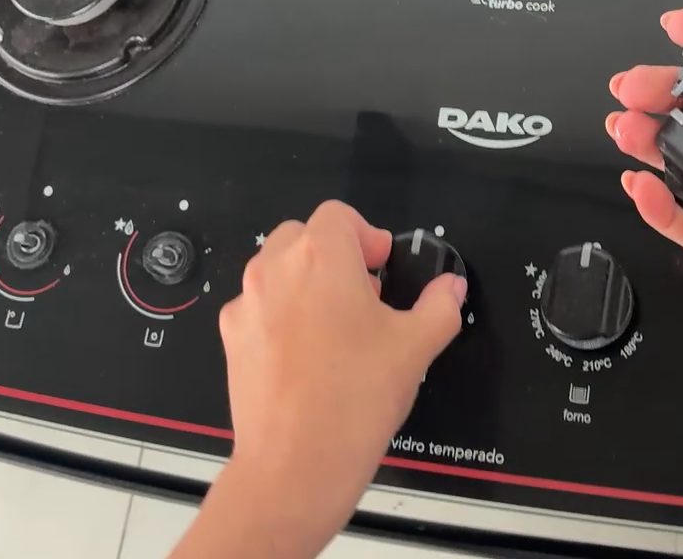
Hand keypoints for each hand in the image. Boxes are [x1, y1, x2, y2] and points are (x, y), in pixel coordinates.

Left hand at [204, 200, 465, 555]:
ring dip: (306, 278)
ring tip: (334, 323)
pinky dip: (280, 311)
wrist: (293, 467)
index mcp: (323, 255)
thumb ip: (440, 305)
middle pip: (304, 234)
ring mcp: (247, 302)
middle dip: (335, 254)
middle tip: (363, 294)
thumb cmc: (357, 396)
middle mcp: (277, 268)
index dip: (367, 235)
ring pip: (276, 266)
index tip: (382, 268)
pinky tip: (303, 352)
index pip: (340, 215)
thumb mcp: (416, 346)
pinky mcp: (230, 336)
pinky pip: (257, 304)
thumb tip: (451, 286)